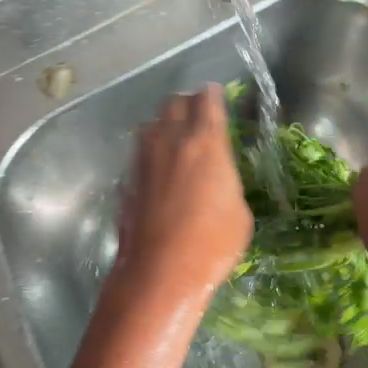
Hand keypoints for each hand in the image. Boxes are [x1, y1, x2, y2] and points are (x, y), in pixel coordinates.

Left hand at [116, 86, 253, 298]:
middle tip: (196, 113)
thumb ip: (227, 181)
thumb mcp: (239, 212)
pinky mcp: (128, 178)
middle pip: (175, 102)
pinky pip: (140, 151)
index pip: (208, 101)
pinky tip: (158, 169)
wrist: (160, 273)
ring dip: (164, 123)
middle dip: (186, 103)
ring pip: (152, 123)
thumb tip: (218, 176)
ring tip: (174, 138)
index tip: (215, 94)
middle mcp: (172, 140)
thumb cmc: (212, 244)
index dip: (212, 95)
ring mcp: (144, 157)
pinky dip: (150, 151)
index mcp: (206, 142)